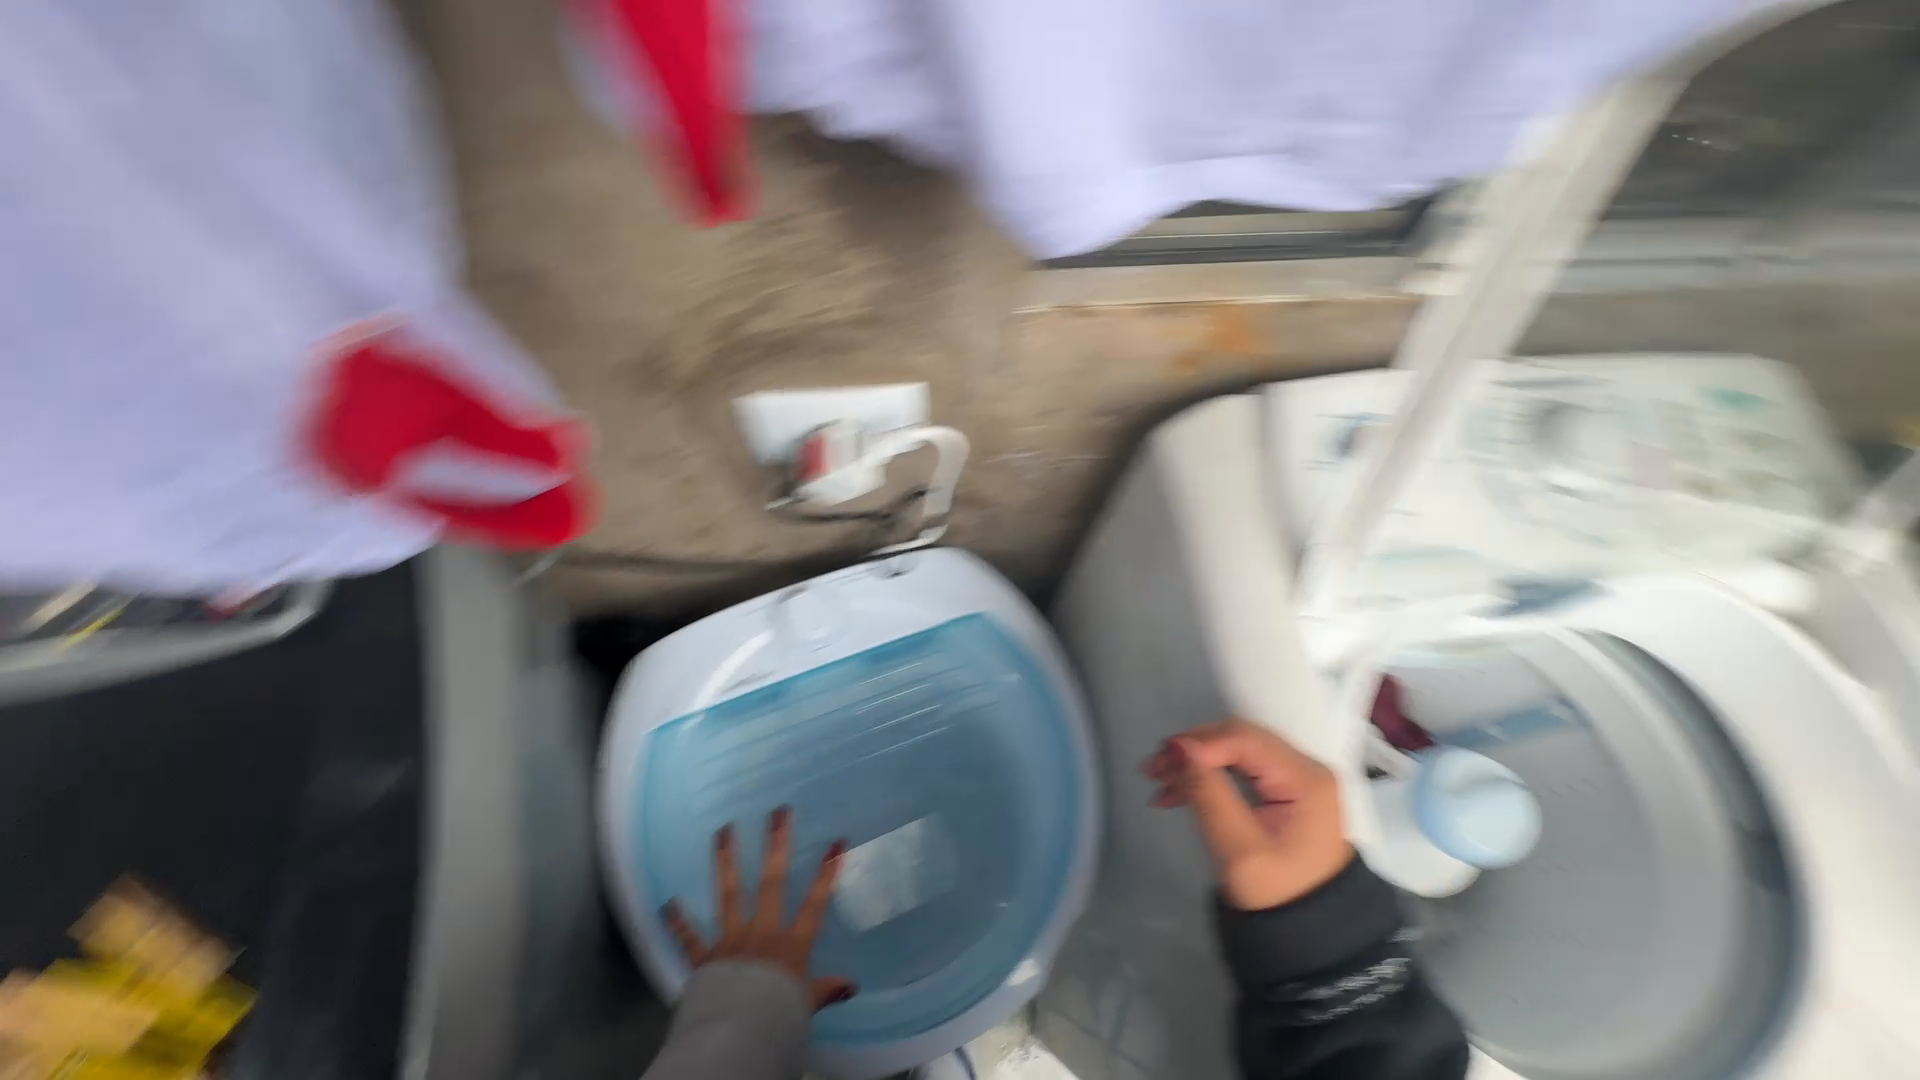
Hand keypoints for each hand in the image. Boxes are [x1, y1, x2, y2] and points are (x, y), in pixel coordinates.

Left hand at [660, 807, 857, 1010]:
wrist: (738, 1035)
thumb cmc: (779, 1017)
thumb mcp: (808, 1004)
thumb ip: (827, 990)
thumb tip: (852, 986)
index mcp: (791, 945)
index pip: (814, 903)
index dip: (827, 873)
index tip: (836, 843)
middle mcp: (762, 934)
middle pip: (772, 883)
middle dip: (776, 846)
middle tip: (777, 813)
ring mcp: (731, 942)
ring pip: (730, 895)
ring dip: (727, 862)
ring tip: (723, 831)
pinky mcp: (704, 959)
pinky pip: (689, 939)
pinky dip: (679, 923)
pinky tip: (668, 904)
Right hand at [1142, 717, 1352, 910]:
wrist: (1309, 932)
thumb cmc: (1276, 893)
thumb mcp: (1238, 847)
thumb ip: (1208, 792)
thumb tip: (1177, 747)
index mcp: (1305, 778)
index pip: (1244, 740)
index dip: (1199, 745)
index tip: (1161, 764)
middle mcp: (1304, 767)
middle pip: (1238, 739)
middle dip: (1192, 751)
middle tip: (1153, 771)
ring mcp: (1295, 777)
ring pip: (1234, 750)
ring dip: (1194, 762)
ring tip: (1159, 783)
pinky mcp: (1283, 789)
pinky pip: (1238, 767)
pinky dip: (1207, 774)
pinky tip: (1177, 791)